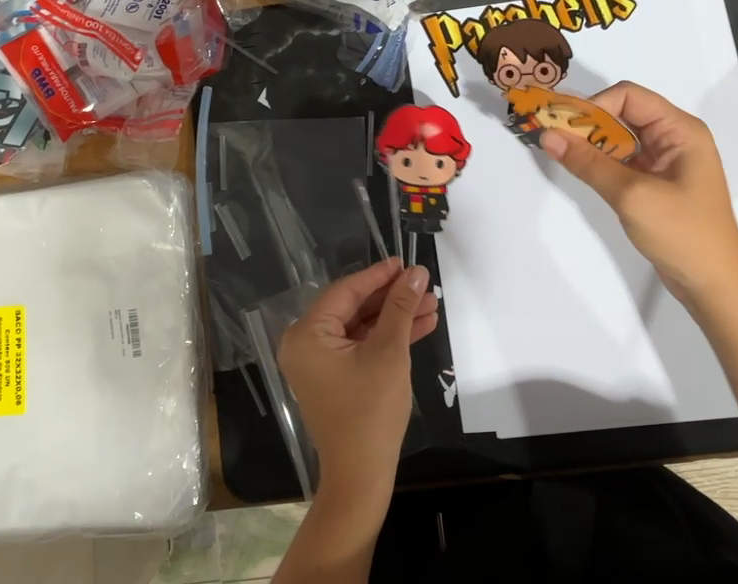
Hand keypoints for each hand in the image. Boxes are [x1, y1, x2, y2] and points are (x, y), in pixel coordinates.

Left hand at [278, 259, 437, 492]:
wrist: (362, 475)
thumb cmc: (371, 411)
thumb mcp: (389, 353)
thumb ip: (400, 309)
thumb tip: (415, 273)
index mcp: (307, 334)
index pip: (346, 291)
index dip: (378, 276)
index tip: (405, 262)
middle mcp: (306, 343)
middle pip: (354, 307)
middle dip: (392, 298)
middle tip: (424, 284)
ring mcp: (320, 362)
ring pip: (361, 327)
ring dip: (395, 317)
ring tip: (431, 304)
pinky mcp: (336, 377)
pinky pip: (361, 347)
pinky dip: (388, 338)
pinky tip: (421, 326)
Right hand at [539, 81, 737, 306]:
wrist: (714, 284)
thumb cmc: (682, 233)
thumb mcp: (631, 195)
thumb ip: (588, 162)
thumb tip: (547, 136)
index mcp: (680, 130)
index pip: (629, 97)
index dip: (594, 106)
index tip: (565, 128)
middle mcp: (674, 138)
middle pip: (622, 114)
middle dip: (587, 123)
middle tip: (553, 137)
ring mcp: (665, 161)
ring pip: (619, 138)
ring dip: (591, 143)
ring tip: (561, 152)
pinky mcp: (655, 183)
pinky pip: (622, 160)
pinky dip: (599, 161)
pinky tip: (579, 169)